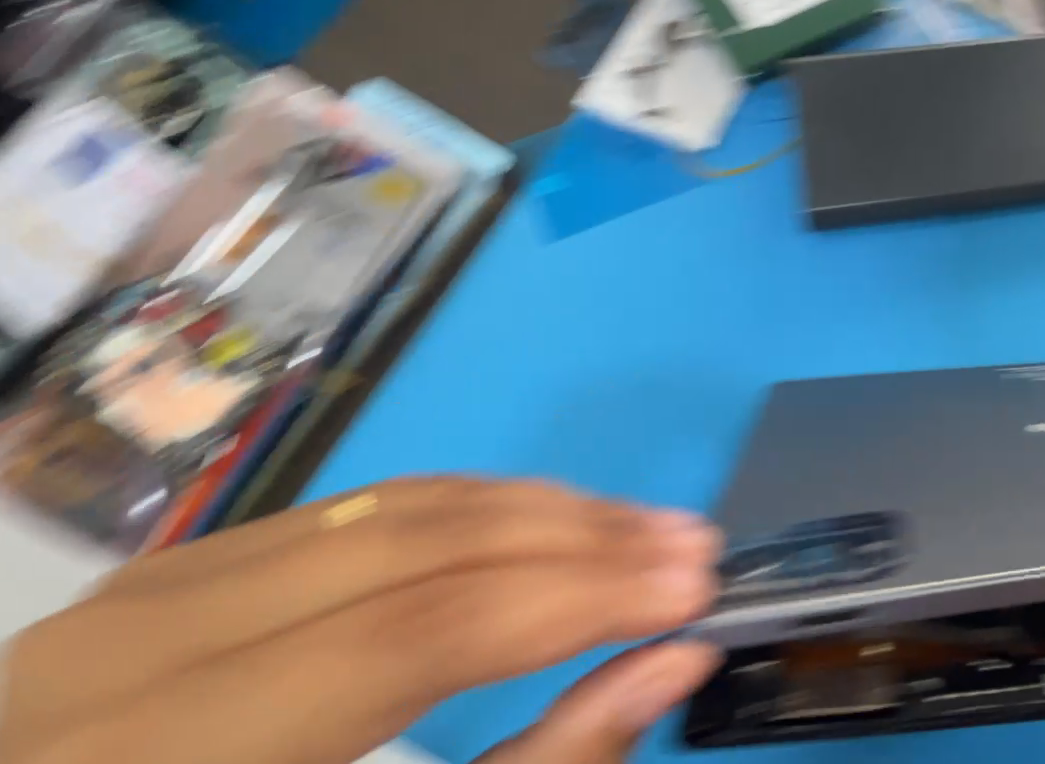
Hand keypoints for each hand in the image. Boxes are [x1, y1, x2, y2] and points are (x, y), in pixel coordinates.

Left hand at [1, 478, 723, 763]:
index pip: (418, 634)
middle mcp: (146, 635)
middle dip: (584, 541)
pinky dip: (488, 510)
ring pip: (408, 507)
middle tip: (695, 546)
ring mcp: (168, 580)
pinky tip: (557, 521)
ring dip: (550, 514)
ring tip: (652, 530)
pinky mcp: (204, 559)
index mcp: (157, 747)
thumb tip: (674, 661)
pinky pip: (376, 509)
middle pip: (423, 546)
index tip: (693, 590)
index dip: (575, 602)